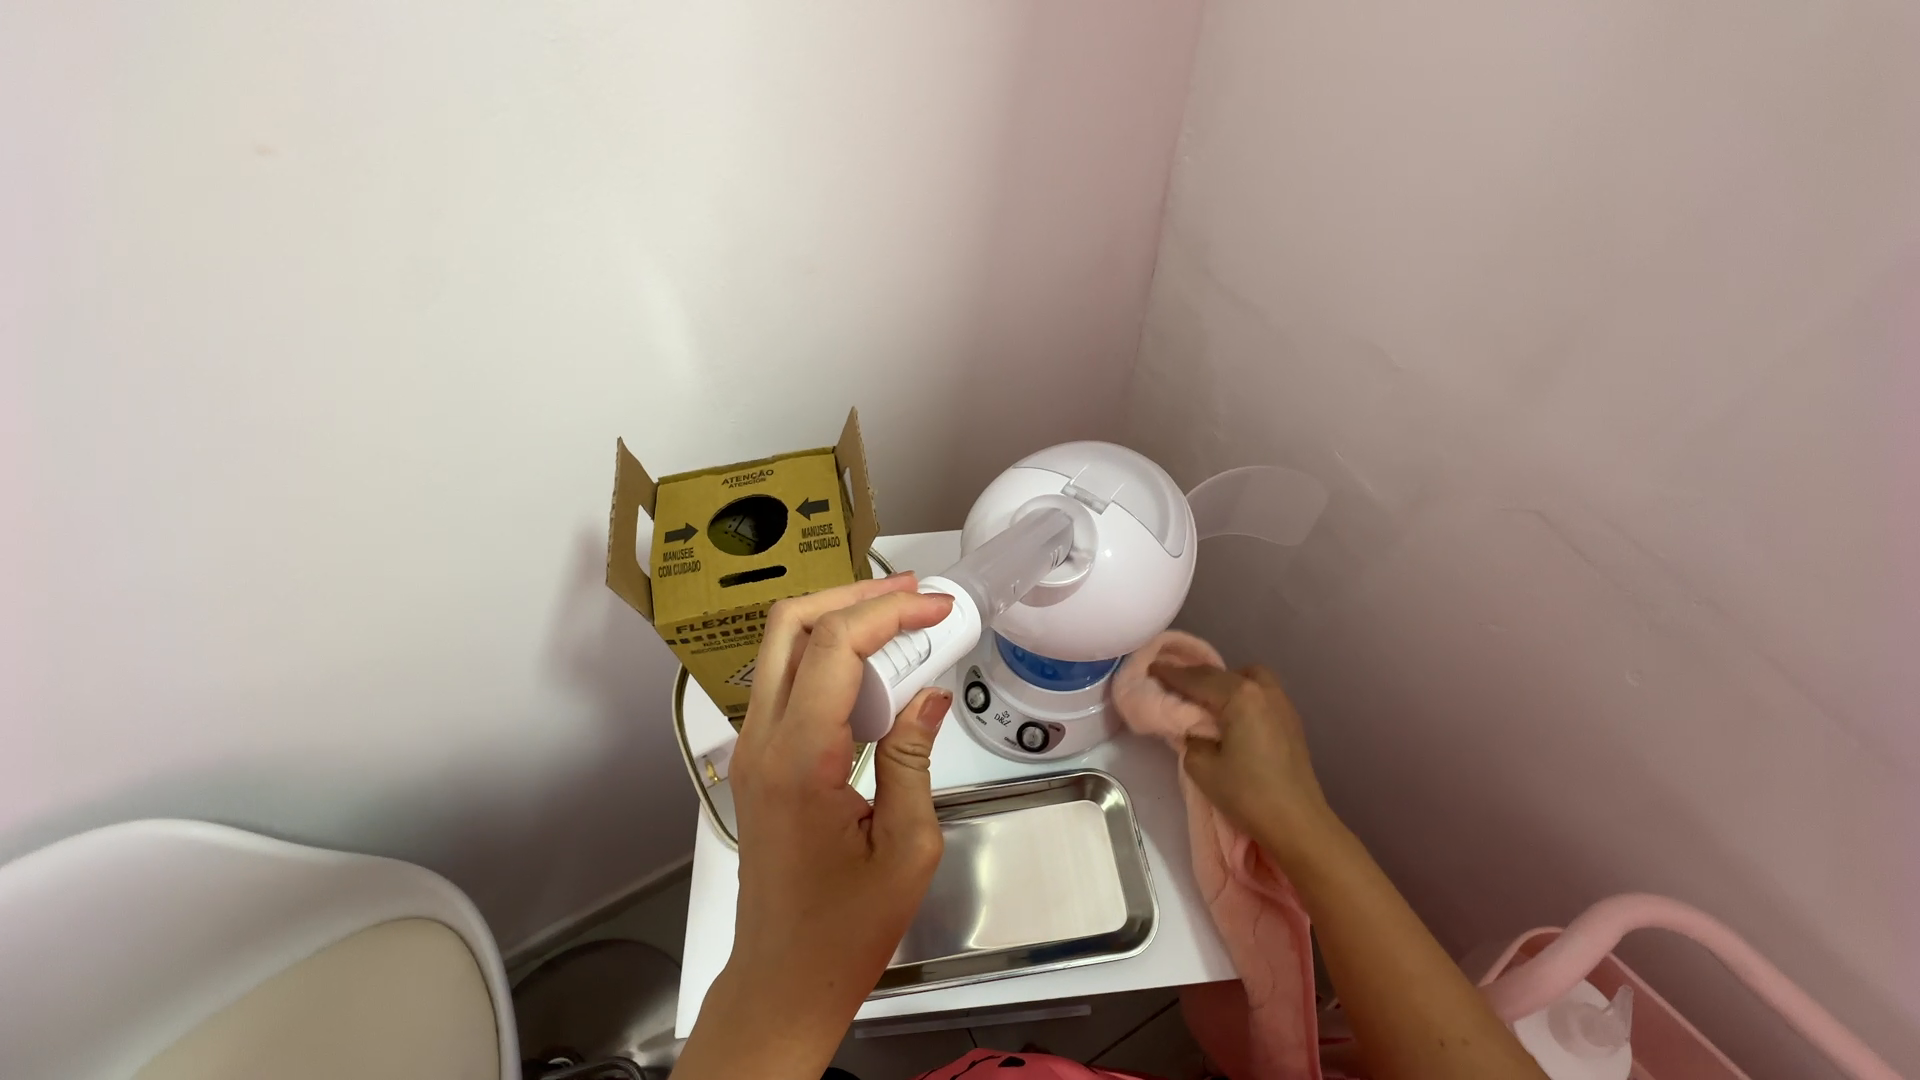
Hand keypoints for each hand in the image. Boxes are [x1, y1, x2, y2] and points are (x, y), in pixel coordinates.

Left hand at [675, 574, 955, 1079]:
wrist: (782, 978)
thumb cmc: (847, 928)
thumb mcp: (907, 845)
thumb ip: (912, 755)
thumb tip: (930, 691)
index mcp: (801, 758)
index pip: (835, 646)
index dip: (890, 612)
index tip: (939, 608)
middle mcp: (762, 739)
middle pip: (791, 624)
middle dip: (854, 594)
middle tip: (914, 594)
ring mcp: (752, 746)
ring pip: (782, 646)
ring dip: (839, 619)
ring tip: (901, 619)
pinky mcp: (758, 758)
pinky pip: (786, 681)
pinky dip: (828, 655)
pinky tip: (874, 668)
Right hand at [1148, 662, 1334, 860]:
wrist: (1298, 824)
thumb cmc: (1247, 794)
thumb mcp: (1201, 766)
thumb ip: (1191, 737)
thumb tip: (1196, 729)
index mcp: (1239, 696)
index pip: (1197, 679)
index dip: (1171, 674)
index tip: (1152, 669)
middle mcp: (1263, 691)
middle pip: (1222, 674)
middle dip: (1196, 676)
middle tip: (1173, 683)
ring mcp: (1282, 704)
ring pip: (1247, 679)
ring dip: (1224, 682)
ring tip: (1205, 699)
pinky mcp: (1291, 722)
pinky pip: (1260, 694)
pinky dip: (1241, 695)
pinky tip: (1230, 714)